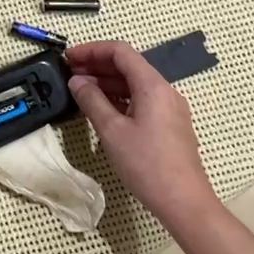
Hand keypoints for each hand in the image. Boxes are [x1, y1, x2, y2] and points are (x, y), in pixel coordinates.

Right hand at [65, 41, 217, 213]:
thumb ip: (92, 101)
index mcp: (153, 85)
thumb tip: (77, 82)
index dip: (92, 50)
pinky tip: (101, 109)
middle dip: (97, 66)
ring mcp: (169, 108)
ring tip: (80, 91)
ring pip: (134, 84)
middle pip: (128, 66)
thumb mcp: (112, 131)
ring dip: (107, 83)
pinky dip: (119, 98)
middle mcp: (164, 90)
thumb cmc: (146, 164)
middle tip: (70, 74)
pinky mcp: (169, 125)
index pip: (120, 52)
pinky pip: (141, 100)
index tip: (69, 58)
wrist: (184, 203)